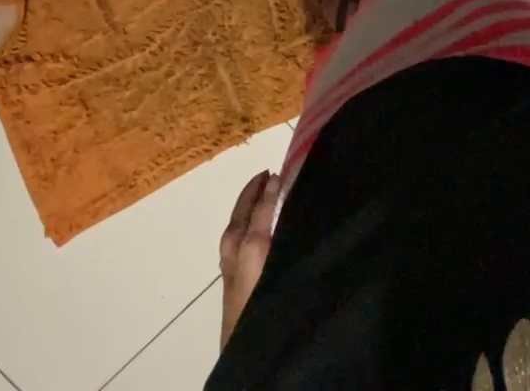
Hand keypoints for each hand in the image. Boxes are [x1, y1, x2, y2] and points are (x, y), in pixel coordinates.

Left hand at [218, 170, 279, 348]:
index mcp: (253, 250)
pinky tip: (250, 229)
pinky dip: (240, 226)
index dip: (270, 191)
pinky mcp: (228, 284)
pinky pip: (232, 242)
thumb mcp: (285, 274)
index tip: (280, 173)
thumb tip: (302, 216)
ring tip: (258, 193)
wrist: (246, 357)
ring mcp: (228, 270)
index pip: (261, 211)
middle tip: (266, 174)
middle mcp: (236, 256)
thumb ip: (292, 245)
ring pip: (233, 229)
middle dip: (252, 193)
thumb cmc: (269, 313)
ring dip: (244, 208)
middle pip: (241, 216)